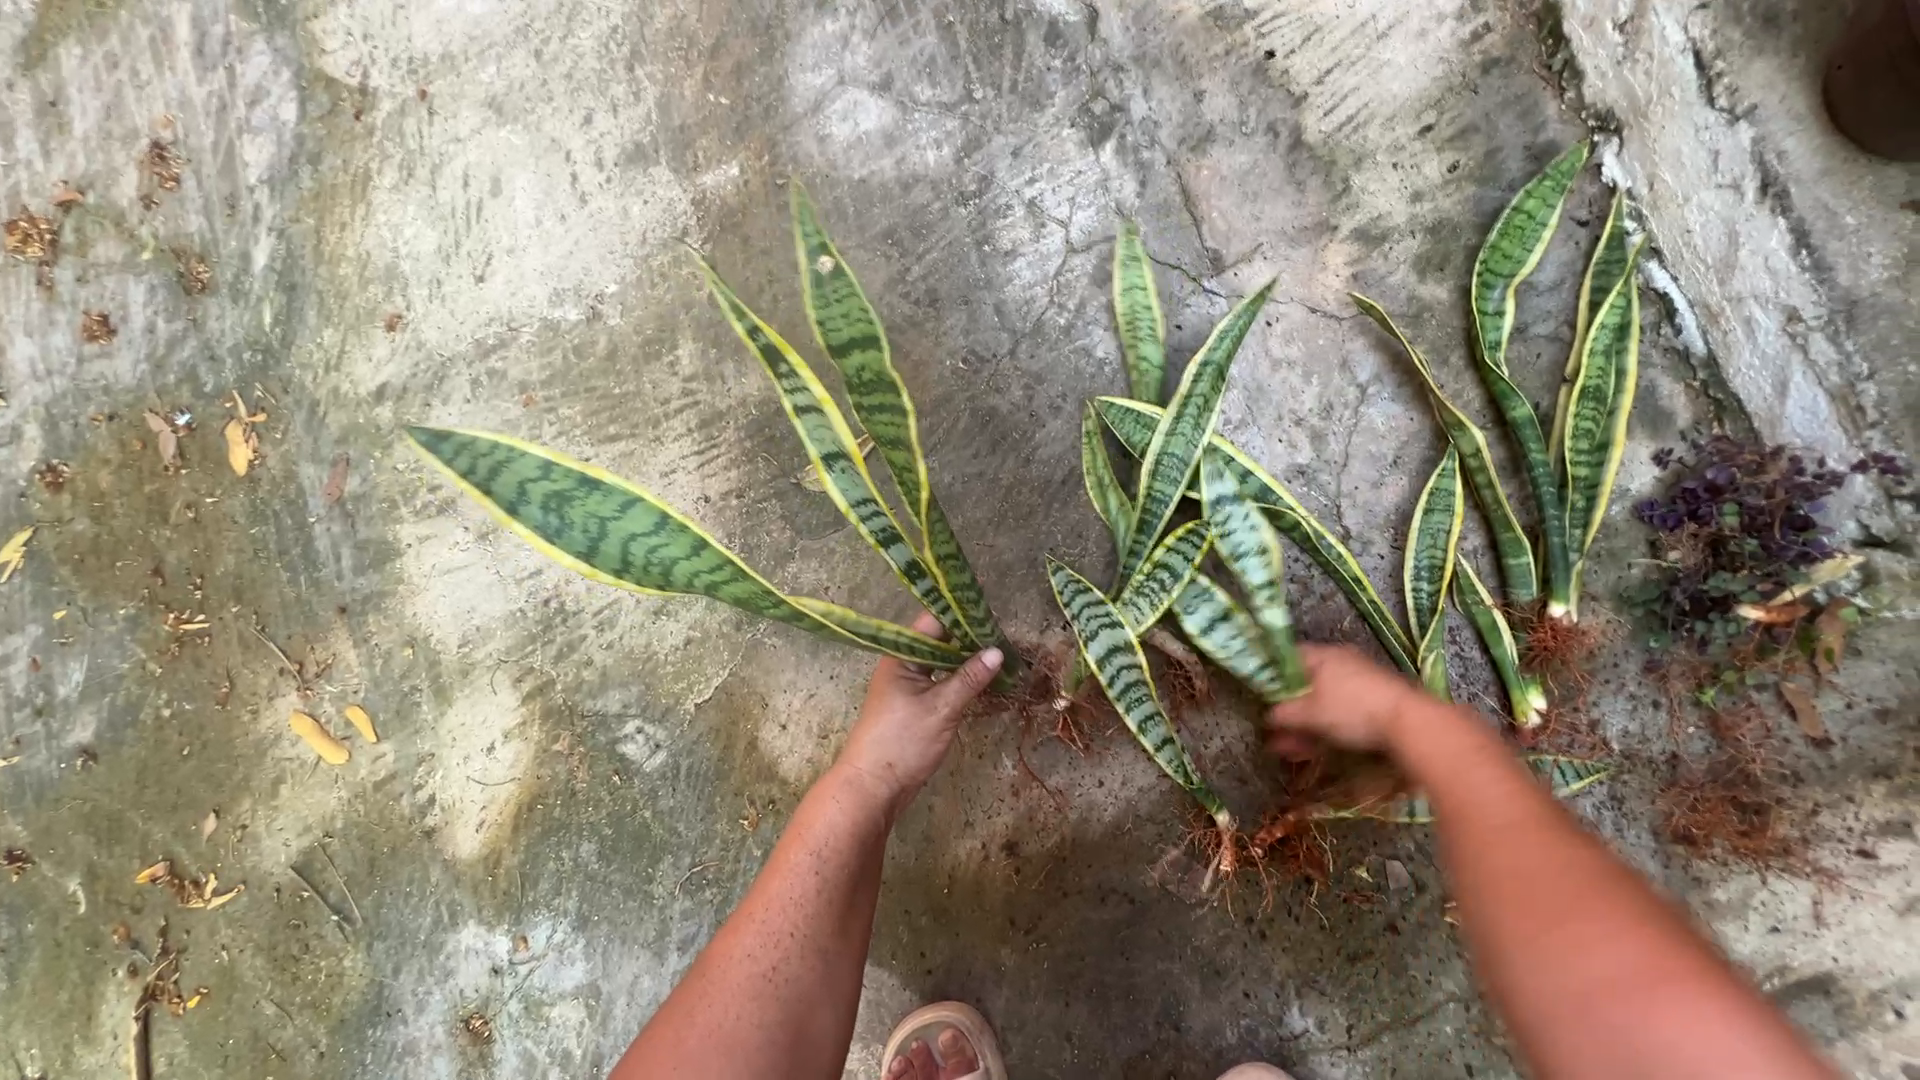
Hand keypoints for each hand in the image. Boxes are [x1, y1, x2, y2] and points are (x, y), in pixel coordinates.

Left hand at [834, 611, 1003, 817]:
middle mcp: (903, 664)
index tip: (991, 608)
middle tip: (1004, 633)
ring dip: (967, 658)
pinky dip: (961, 678)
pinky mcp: (914, 705)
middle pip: (939, 640)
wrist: (873, 787)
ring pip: (941, 662)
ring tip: (1000, 653)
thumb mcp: (941, 707)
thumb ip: (970, 678)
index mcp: (901, 656)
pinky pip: (941, 681)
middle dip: (969, 636)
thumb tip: (998, 650)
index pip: (933, 622)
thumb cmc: (902, 742)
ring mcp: (908, 685)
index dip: (960, 613)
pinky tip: (983, 679)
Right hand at [1266, 643, 1425, 755]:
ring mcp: (1360, 685)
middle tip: (1272, 730)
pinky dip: (1324, 730)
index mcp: (1324, 656)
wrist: (1412, 725)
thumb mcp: (1309, 713)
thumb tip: (1268, 717)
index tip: (1259, 693)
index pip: (1288, 657)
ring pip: (1323, 704)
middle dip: (1287, 710)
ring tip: (1287, 750)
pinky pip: (1340, 714)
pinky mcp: (1375, 706)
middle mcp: (1342, 664)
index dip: (1270, 673)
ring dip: (1303, 726)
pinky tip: (1311, 751)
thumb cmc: (1352, 709)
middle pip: (1305, 685)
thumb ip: (1283, 713)